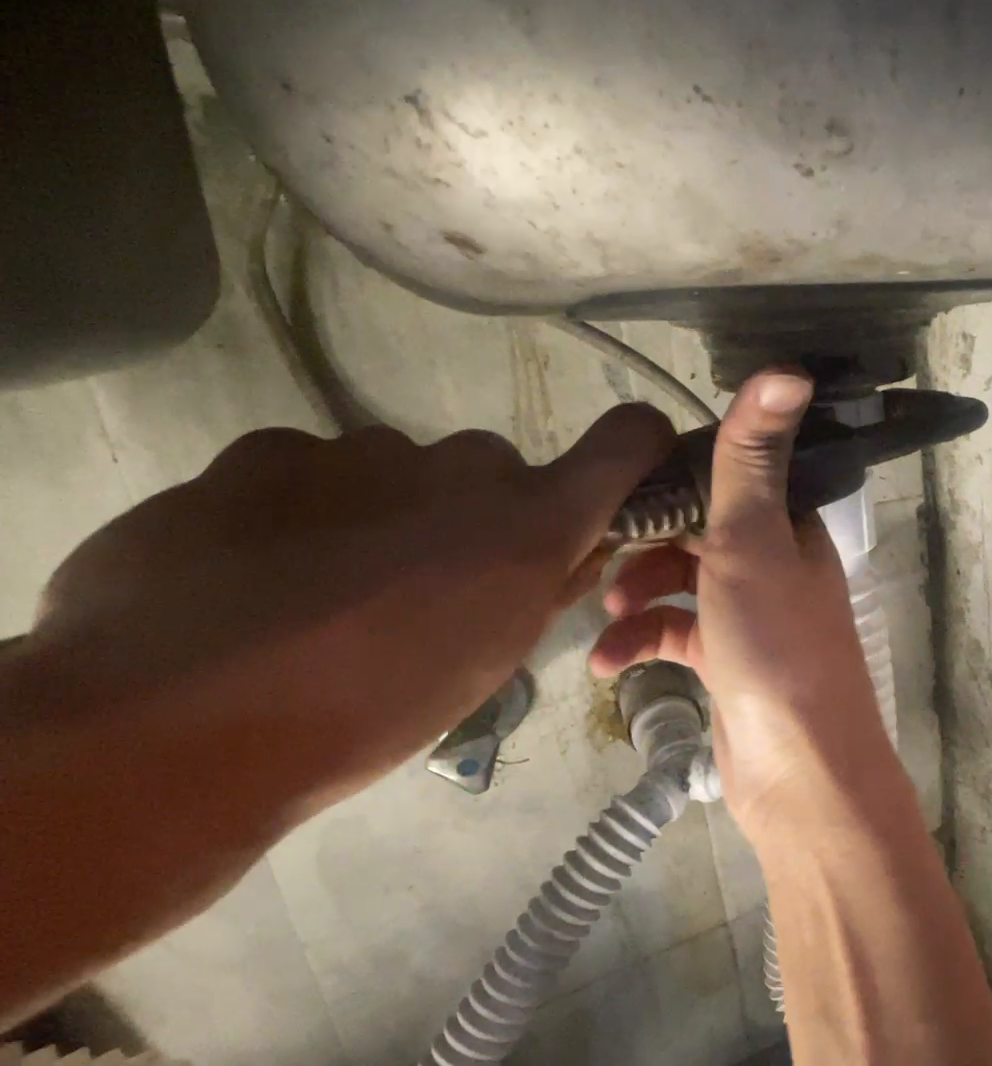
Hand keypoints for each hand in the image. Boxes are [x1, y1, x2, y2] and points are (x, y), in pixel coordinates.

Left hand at [21, 404, 673, 812]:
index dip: (639, 448)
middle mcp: (463, 465)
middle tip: (431, 583)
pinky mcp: (263, 453)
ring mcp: (360, 450)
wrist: (172, 731)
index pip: (627, 440)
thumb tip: (576, 551)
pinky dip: (309, 507)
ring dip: (392, 510)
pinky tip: (263, 572)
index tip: (624, 479)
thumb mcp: (493, 662)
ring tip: (328, 589)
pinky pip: (314, 468)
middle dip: (479, 513)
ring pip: (401, 469)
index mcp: (533, 523)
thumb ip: (547, 588)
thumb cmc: (373, 713)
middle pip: (495, 469)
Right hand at [589, 371, 893, 836]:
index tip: (622, 486)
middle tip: (602, 555)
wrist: (798, 770)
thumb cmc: (775, 646)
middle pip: (701, 531)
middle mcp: (779, 566)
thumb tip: (787, 368)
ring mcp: (755, 619)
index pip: (735, 479)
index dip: (679, 478)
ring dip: (638, 594)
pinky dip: (642, 644)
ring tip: (606, 614)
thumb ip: (753, 460)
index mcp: (794, 529)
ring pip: (684, 586)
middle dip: (648, 541)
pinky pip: (678, 639)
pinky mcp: (731, 667)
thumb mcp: (754, 541)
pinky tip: (608, 666)